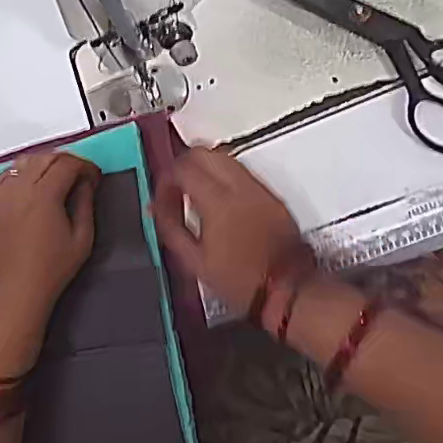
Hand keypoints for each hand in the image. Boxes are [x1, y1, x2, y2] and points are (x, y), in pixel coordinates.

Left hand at [0, 152, 100, 314]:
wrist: (20, 288)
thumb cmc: (53, 268)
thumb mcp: (82, 237)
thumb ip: (85, 203)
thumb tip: (86, 183)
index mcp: (44, 195)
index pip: (67, 165)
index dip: (85, 166)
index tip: (94, 177)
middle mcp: (21, 189)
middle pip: (46, 157)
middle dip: (67, 160)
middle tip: (81, 174)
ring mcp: (5, 195)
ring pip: (25, 161)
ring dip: (44, 161)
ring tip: (59, 175)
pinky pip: (7, 175)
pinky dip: (21, 171)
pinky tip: (32, 181)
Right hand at [152, 148, 304, 309]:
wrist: (286, 290)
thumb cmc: (244, 281)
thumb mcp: (194, 261)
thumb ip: (169, 227)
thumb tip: (156, 208)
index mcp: (217, 202)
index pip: (182, 168)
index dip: (165, 179)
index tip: (162, 196)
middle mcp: (240, 189)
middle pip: (203, 152)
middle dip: (182, 165)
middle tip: (174, 187)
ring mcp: (258, 190)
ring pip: (224, 157)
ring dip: (204, 168)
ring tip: (194, 192)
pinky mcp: (271, 196)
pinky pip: (242, 172)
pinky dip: (223, 176)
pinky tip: (217, 200)